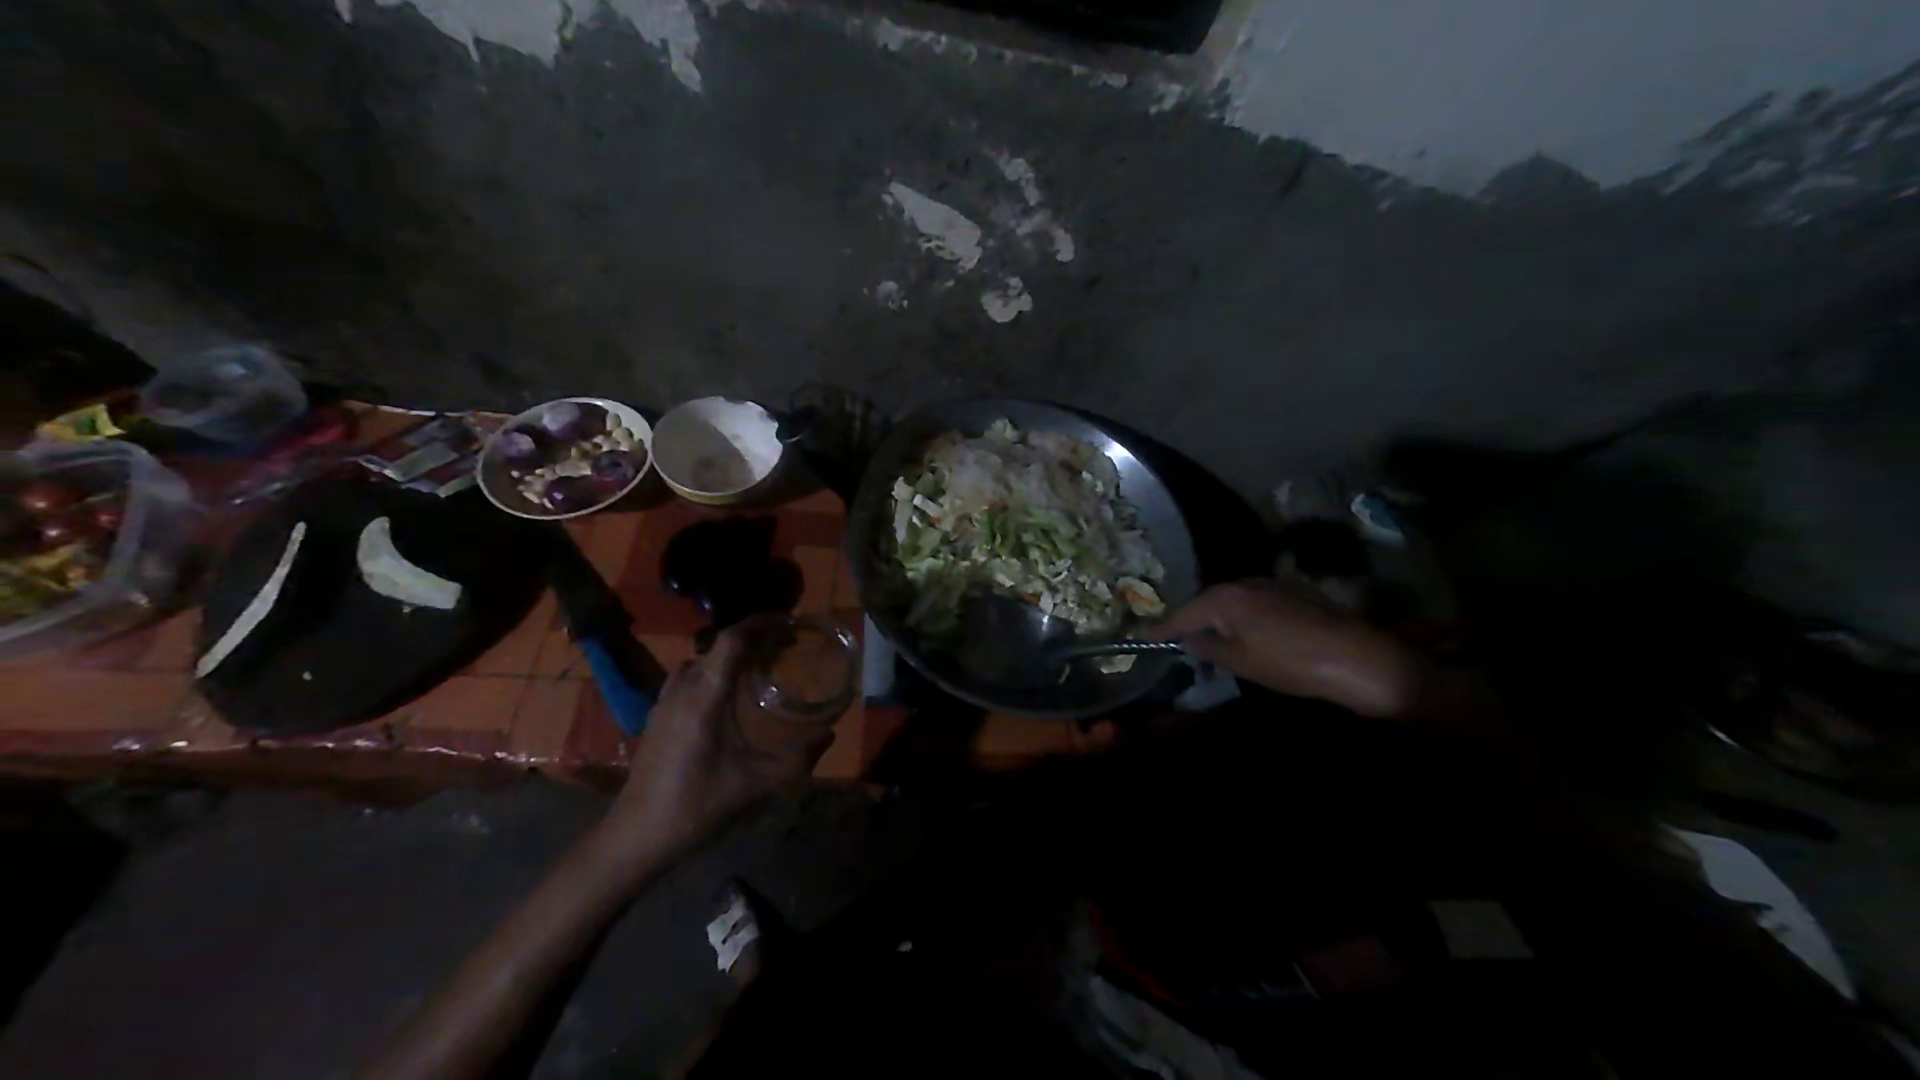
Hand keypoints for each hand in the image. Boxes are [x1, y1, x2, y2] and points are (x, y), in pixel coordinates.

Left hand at [606, 628, 833, 856]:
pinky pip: (692, 675)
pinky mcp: (660, 714)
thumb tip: (831, 735)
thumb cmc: (695, 805)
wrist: (637, 834)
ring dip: (734, 654)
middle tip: (788, 646)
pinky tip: (732, 695)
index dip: (761, 624)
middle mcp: (682, 689)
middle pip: (719, 645)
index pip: (731, 640)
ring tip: (763, 665)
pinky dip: (717, 670)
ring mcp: (666, 700)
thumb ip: (796, 759)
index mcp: (703, 698)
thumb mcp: (753, 784)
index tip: (791, 623)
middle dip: (755, 638)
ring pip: (703, 659)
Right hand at [1152, 579, 1421, 717]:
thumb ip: (1206, 647)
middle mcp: (1242, 582)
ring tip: (1211, 640)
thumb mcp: (1239, 662)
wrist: (1355, 656)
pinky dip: (1242, 617)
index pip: (1182, 614)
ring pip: (1231, 601)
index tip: (1144, 637)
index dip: (1163, 629)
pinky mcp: (1291, 591)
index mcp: (1223, 597)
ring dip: (1218, 618)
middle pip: (1205, 602)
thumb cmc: (1289, 662)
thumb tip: (1189, 640)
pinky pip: (1253, 602)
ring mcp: (1269, 583)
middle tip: (1178, 642)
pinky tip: (1246, 634)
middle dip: (1191, 621)